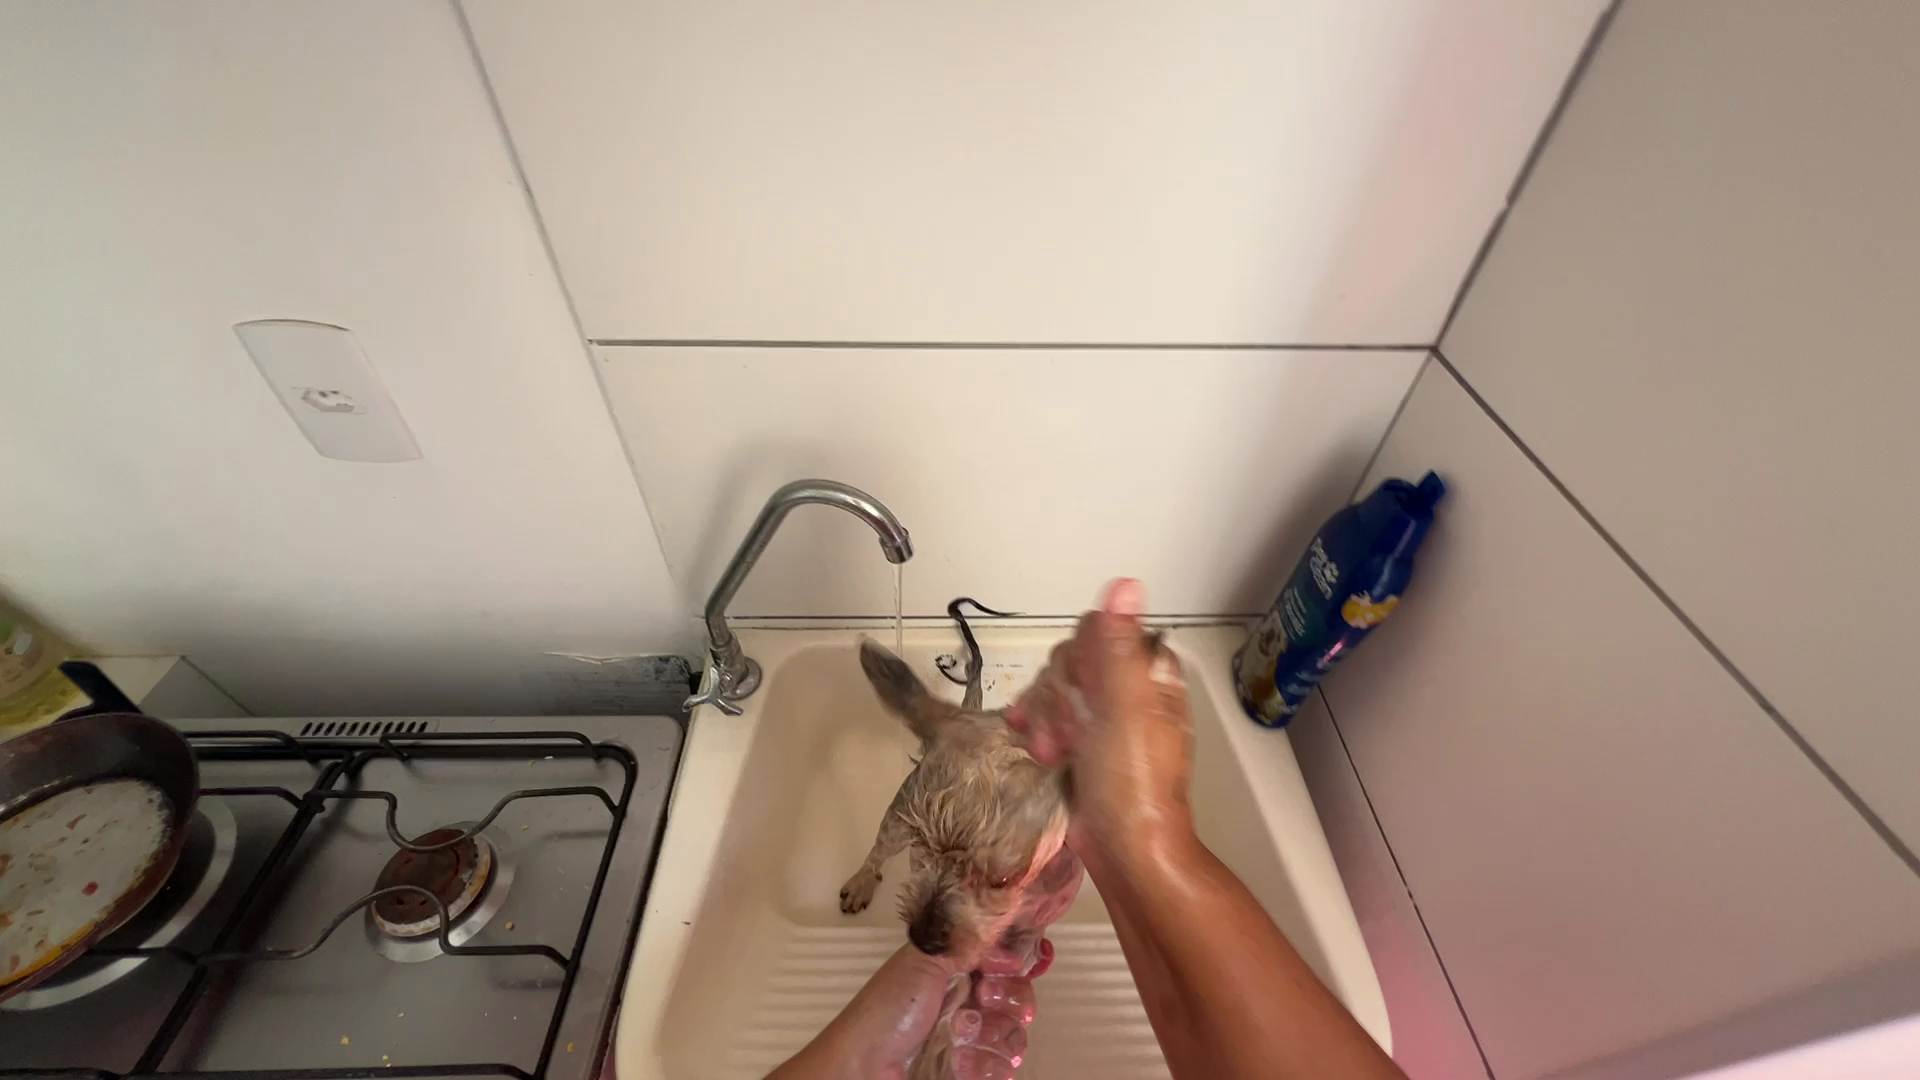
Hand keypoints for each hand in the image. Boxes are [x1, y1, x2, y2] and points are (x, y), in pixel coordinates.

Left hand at [771, 941, 1047, 1079]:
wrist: (863, 1067)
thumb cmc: (888, 1009)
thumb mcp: (925, 960)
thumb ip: (968, 939)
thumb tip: (1006, 912)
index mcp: (962, 964)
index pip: (1009, 956)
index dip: (1020, 960)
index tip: (1022, 962)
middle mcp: (973, 998)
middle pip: (1021, 994)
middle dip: (1008, 998)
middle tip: (982, 999)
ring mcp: (976, 1037)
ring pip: (1016, 1032)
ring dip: (991, 1036)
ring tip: (960, 1039)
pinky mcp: (975, 1069)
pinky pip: (1004, 1066)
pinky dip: (985, 1066)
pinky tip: (961, 1064)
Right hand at [1005, 579, 1194, 867]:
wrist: (1127, 851)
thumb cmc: (1132, 781)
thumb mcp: (1125, 707)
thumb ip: (1119, 645)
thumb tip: (1126, 583)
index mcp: (1147, 672)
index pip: (1097, 632)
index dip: (1077, 661)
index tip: (1080, 695)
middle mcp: (1127, 687)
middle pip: (1069, 660)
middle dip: (1057, 697)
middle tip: (1067, 735)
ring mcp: (1103, 715)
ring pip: (1055, 687)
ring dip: (1045, 718)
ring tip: (1052, 752)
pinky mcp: (1083, 741)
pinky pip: (1048, 714)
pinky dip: (1036, 727)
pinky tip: (1033, 746)